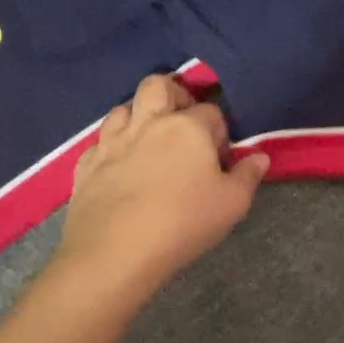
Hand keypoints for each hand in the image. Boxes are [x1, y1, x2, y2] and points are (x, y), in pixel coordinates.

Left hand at [55, 75, 269, 294]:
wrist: (113, 256)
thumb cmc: (182, 223)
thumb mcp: (232, 203)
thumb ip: (248, 175)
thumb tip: (259, 157)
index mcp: (187, 127)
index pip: (211, 111)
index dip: (219, 131)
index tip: (219, 157)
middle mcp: (148, 124)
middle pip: (157, 86)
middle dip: (172, 95)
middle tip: (182, 123)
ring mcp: (111, 144)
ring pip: (122, 108)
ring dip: (137, 116)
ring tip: (149, 141)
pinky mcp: (85, 167)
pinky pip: (98, 143)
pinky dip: (110, 147)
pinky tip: (119, 165)